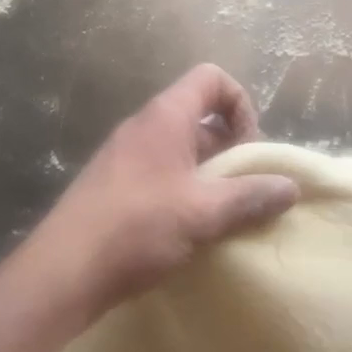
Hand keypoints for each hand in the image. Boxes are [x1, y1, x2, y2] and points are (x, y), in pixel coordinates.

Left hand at [28, 63, 300, 314]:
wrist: (60, 274)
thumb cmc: (135, 228)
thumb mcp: (202, 213)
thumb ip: (249, 197)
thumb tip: (291, 186)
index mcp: (165, 116)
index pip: (211, 78)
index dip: (239, 104)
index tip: (249, 148)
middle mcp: (144, 125)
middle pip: (198, 114)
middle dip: (228, 146)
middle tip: (242, 187)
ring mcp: (124, 155)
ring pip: (179, 147)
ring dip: (206, 172)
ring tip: (218, 213)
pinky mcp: (112, 185)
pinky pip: (158, 171)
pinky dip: (181, 189)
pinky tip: (186, 229)